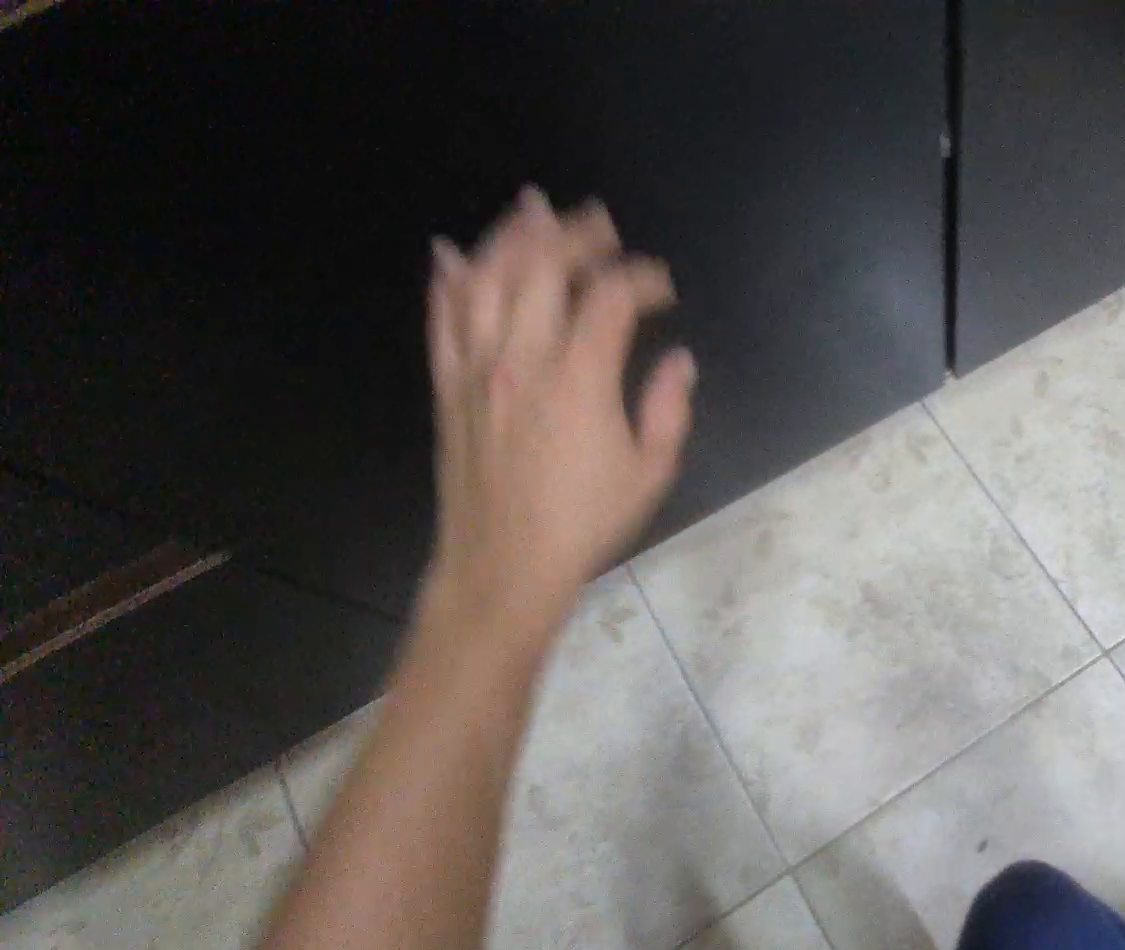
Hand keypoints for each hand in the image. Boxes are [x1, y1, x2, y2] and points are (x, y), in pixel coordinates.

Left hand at [421, 188, 695, 634]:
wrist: (504, 564)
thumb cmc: (588, 521)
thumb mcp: (651, 471)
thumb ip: (668, 409)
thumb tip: (680, 363)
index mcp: (580, 379)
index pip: (611, 299)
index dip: (642, 279)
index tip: (663, 286)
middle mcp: (522, 358)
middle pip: (542, 267)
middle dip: (575, 234)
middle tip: (601, 222)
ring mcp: (477, 368)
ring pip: (486, 278)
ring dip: (512, 236)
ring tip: (534, 208)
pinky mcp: (448, 386)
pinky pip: (442, 318)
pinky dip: (448, 279)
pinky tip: (451, 253)